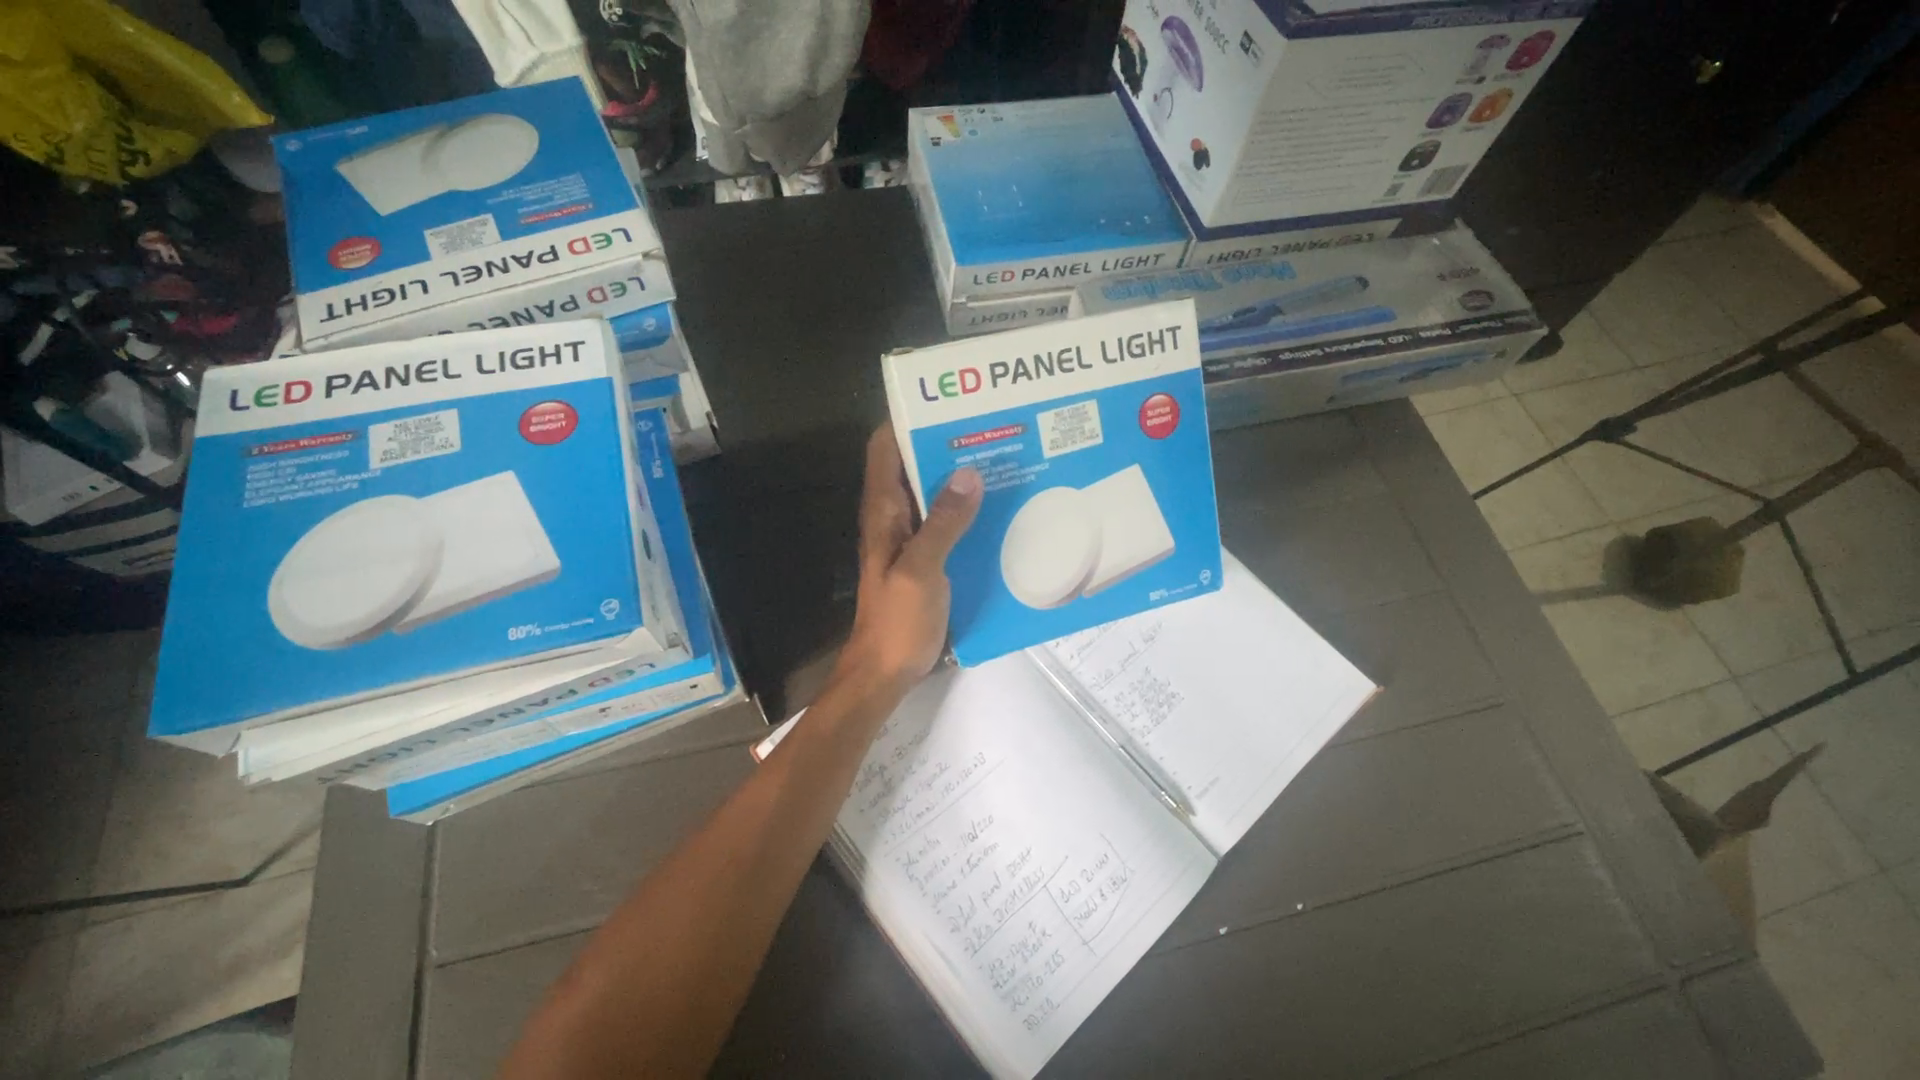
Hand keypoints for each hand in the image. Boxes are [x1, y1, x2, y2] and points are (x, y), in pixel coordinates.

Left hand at [838, 423, 982, 690]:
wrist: (885, 671)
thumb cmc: (897, 620)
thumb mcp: (922, 570)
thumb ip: (944, 522)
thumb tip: (969, 472)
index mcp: (884, 511)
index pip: (885, 447)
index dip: (908, 418)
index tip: (948, 402)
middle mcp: (893, 516)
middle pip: (913, 464)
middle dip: (945, 444)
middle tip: (992, 426)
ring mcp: (908, 538)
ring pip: (932, 493)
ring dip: (960, 477)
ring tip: (1005, 458)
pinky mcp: (925, 559)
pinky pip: (945, 523)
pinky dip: (967, 511)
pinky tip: (1000, 510)